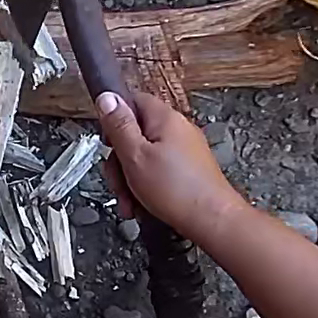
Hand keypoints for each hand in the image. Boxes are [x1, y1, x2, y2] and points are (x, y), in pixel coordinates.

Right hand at [95, 90, 244, 241]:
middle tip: (119, 179)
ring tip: (131, 199)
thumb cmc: (177, 190)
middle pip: (134, 135)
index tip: (107, 143)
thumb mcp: (134, 155)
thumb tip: (106, 98)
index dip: (113, 121)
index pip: (132, 101)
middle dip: (119, 161)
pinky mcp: (186, 170)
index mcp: (164, 119)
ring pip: (142, 157)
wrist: (211, 219)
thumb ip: (118, 126)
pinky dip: (145, 187)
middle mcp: (176, 130)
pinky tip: (142, 204)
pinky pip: (156, 171)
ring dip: (129, 180)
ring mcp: (183, 150)